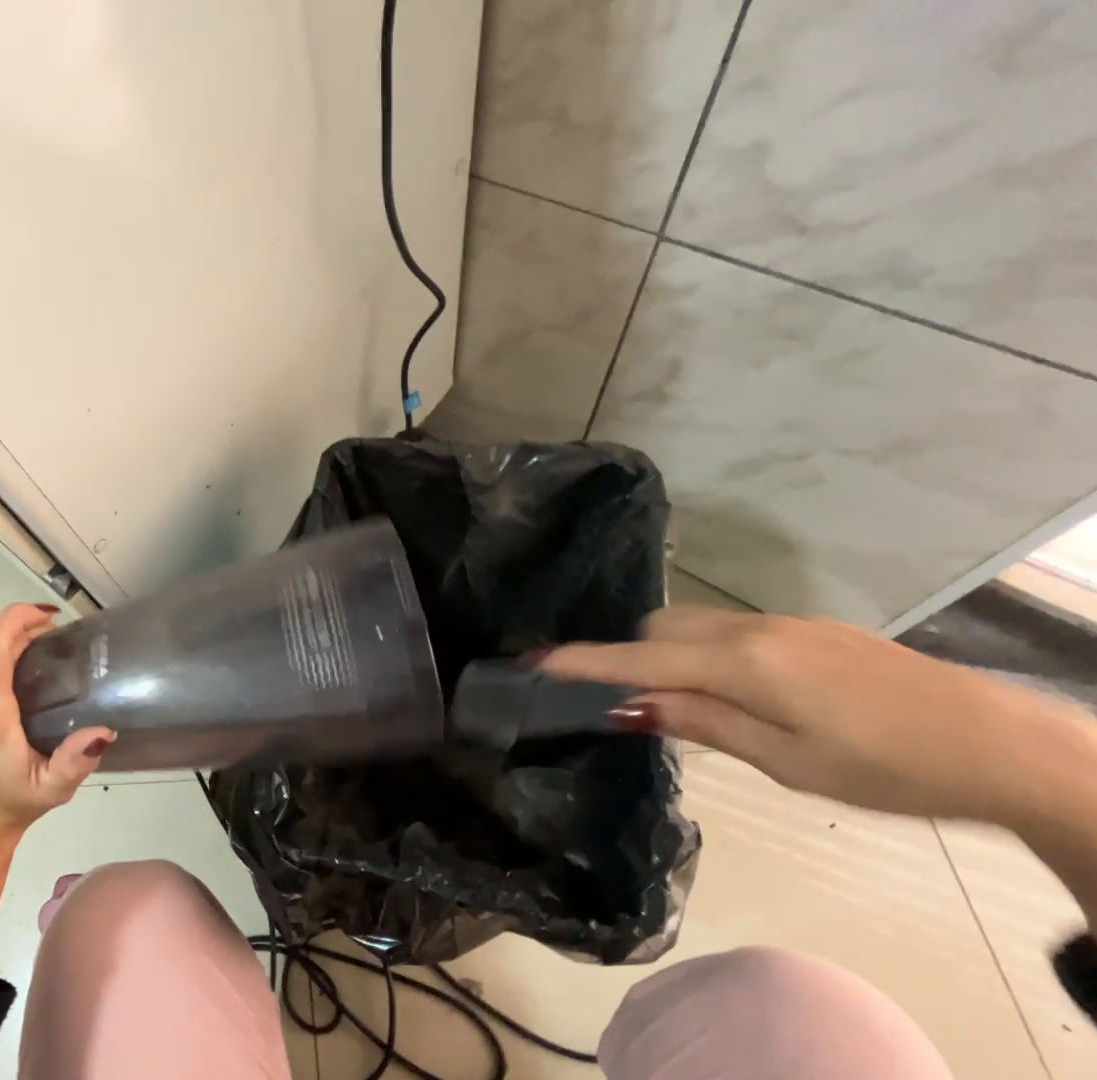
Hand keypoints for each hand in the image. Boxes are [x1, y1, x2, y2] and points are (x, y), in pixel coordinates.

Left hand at [0, 603, 114, 854]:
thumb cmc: (10, 806)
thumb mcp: (52, 790)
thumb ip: (75, 761)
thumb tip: (103, 731)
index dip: (15, 618)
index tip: (46, 616)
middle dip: (24, 632)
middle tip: (59, 638)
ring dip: (13, 652)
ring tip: (47, 661)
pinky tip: (23, 688)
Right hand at [540, 607, 1096, 827]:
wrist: (1006, 745)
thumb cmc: (889, 768)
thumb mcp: (788, 762)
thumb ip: (703, 723)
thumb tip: (630, 705)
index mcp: (744, 665)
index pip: (640, 659)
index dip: (584, 663)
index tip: (531, 661)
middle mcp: (754, 629)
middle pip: (660, 629)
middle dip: (631, 658)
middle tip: (633, 707)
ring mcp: (786, 623)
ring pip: (695, 626)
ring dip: (671, 655)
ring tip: (689, 704)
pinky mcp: (812, 629)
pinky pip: (731, 630)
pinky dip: (709, 654)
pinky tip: (742, 693)